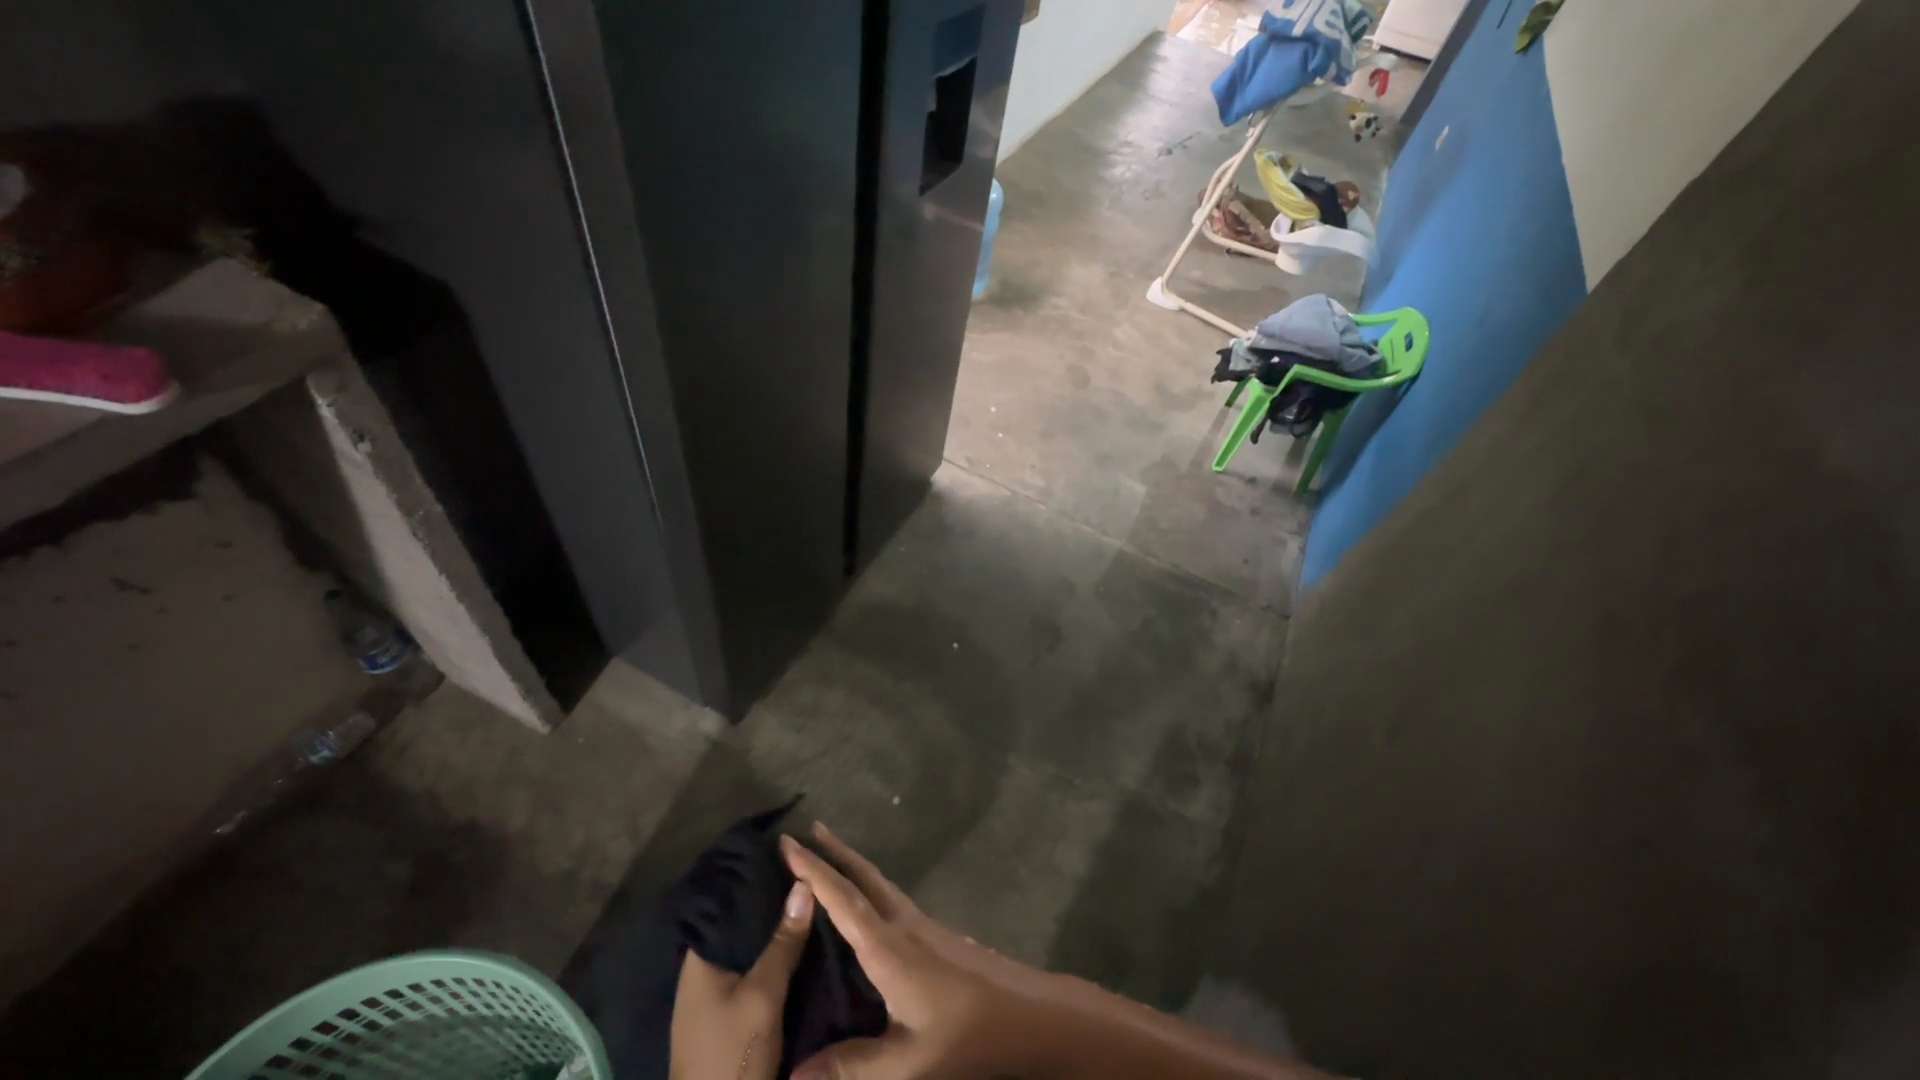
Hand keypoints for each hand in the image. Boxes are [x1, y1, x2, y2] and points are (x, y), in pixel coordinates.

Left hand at [669, 879, 814, 1079]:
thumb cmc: (732, 1055)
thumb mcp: (762, 997)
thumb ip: (783, 943)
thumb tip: (804, 884)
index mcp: (701, 956)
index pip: (731, 900)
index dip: (762, 878)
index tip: (796, 855)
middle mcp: (706, 968)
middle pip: (745, 924)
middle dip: (777, 905)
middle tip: (818, 879)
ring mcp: (718, 994)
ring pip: (754, 948)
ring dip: (781, 933)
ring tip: (820, 904)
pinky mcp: (733, 1014)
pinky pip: (757, 971)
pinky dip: (779, 959)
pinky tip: (808, 947)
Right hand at [780, 824, 1052, 1079]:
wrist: (1026, 1014)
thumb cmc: (966, 1032)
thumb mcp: (908, 1060)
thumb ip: (851, 1067)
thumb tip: (792, 1076)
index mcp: (889, 948)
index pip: (844, 900)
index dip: (814, 870)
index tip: (788, 842)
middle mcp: (904, 925)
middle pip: (864, 877)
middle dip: (832, 851)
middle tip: (804, 829)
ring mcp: (923, 926)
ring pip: (879, 884)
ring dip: (850, 865)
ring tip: (827, 855)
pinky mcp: (936, 934)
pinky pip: (890, 898)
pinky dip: (866, 886)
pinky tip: (864, 902)